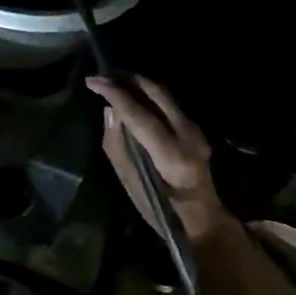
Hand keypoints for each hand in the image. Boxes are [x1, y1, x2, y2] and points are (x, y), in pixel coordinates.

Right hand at [86, 75, 229, 241]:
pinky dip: (146, 95)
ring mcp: (195, 130)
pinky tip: (130, 98)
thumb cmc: (163, 210)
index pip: (138, 113)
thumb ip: (118, 146)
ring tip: (112, 81)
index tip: (92, 81)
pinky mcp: (194, 129)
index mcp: (171, 154)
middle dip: (127, 78)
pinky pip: (167, 103)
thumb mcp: (132, 184)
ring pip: (163, 94)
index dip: (113, 93)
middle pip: (156, 92)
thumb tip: (110, 112)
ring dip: (137, 84)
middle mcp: (188, 134)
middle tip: (102, 75)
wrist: (203, 219)